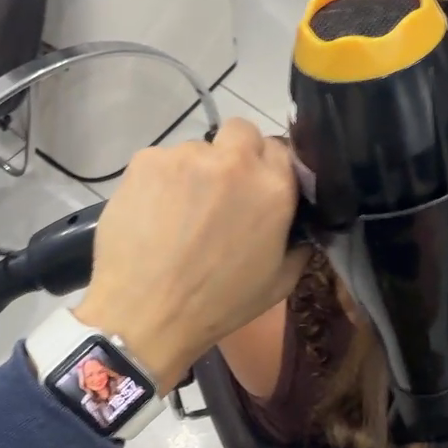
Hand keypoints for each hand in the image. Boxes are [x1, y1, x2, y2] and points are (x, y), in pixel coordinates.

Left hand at [75, 119, 307, 391]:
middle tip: (222, 193)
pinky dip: (162, 182)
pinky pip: (162, 162)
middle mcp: (234, 161)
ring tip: (181, 213)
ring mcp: (186, 156)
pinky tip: (155, 214)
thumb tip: (301, 227)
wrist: (146, 314)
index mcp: (274, 188)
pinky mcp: (146, 161)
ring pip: (198, 149)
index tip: (258, 191)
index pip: (281, 150)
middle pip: (241, 132)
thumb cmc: (219, 305)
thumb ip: (298, 244)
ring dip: (196, 172)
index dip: (270, 169)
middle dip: (236, 155)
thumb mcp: (279, 283)